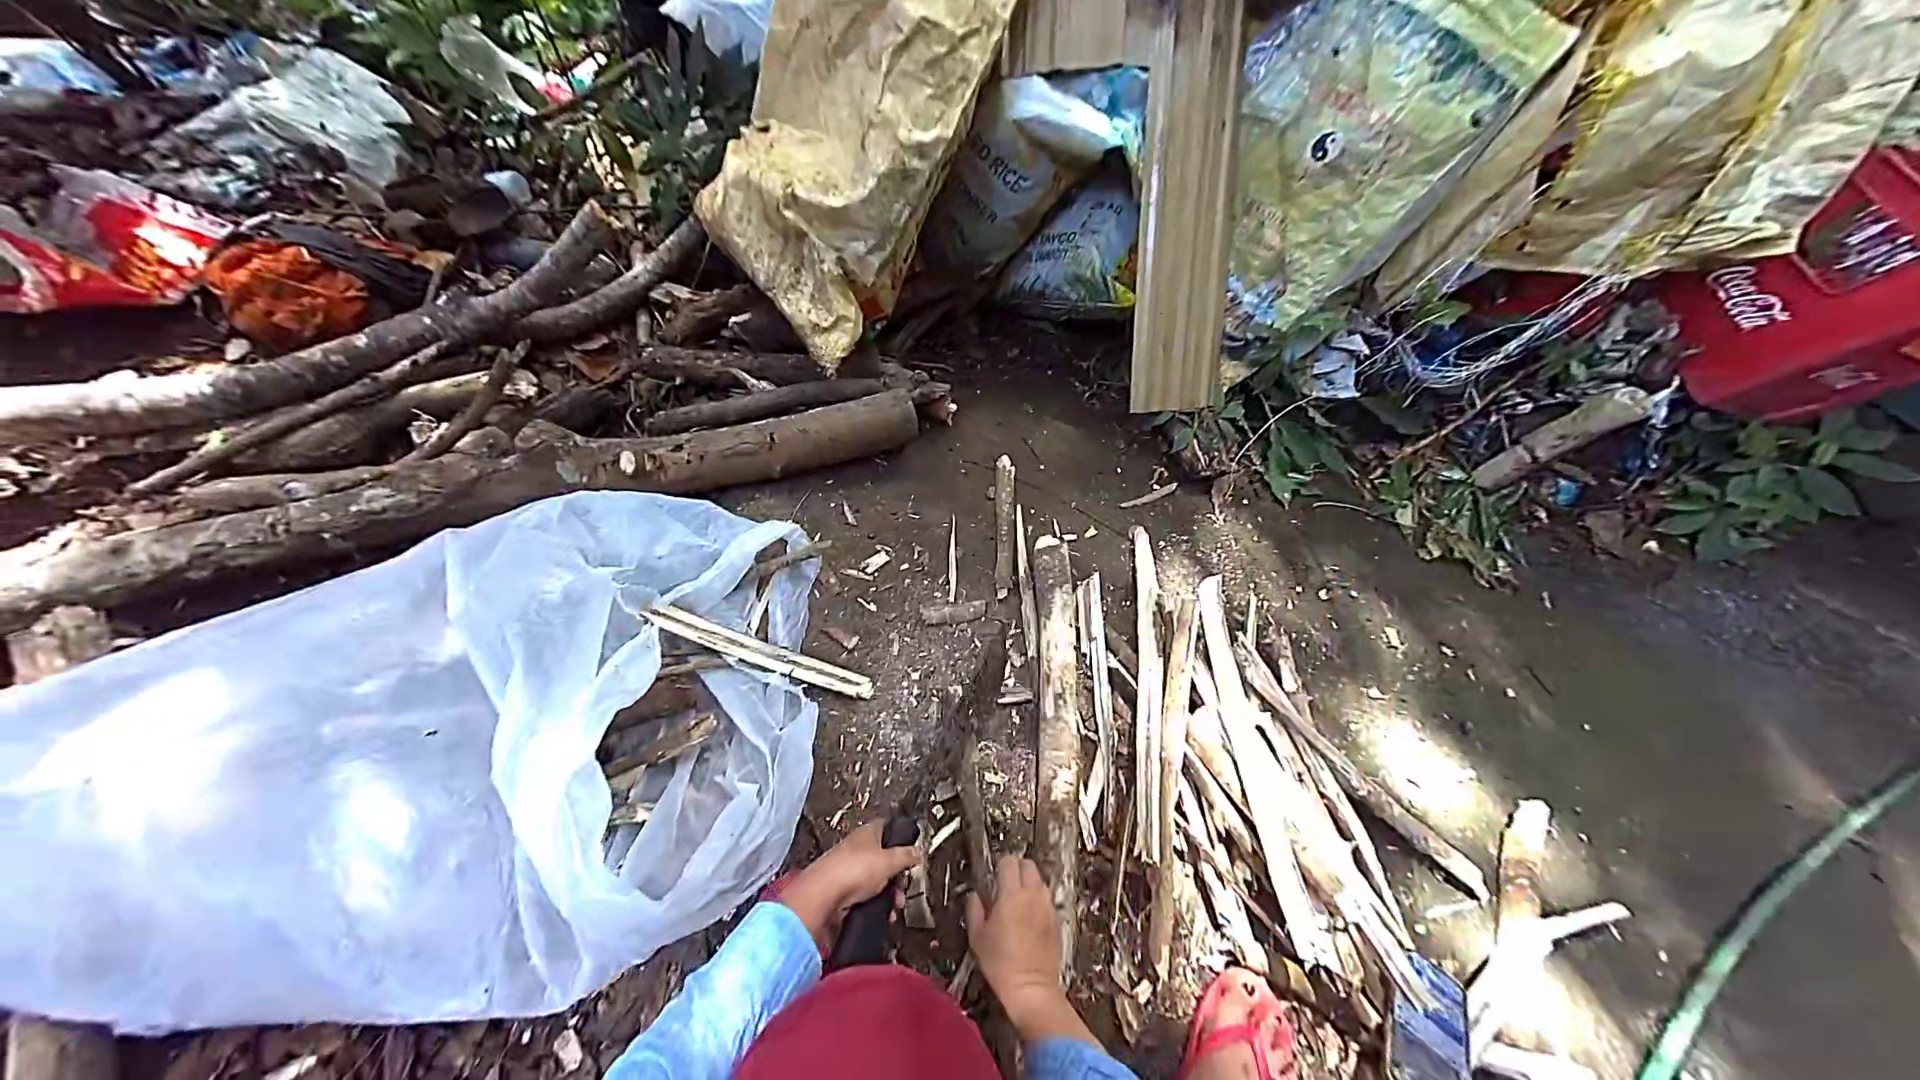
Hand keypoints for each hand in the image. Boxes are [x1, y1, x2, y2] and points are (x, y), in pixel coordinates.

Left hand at [779, 819, 923, 951]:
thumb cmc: (851, 870)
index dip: (899, 837)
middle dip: (895, 873)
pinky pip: (864, 896)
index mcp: (867, 833)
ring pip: (874, 879)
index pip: (886, 827)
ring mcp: (848, 870)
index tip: (910, 849)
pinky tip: (881, 911)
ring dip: (887, 892)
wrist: (822, 897)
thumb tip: (918, 852)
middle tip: (903, 883)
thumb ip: (906, 856)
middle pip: (882, 857)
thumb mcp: (889, 860)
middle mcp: (856, 848)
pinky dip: (874, 903)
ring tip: (894, 903)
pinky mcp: (842, 891)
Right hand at [966, 856, 1096, 1046]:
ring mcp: (1046, 907)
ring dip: (1030, 882)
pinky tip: (1030, 914)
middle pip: (1028, 865)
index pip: (1009, 862)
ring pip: (1040, 880)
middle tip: (1007, 882)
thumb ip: (974, 910)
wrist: (1031, 989)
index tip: (995, 873)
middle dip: (1017, 868)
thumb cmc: (1002, 965)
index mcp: (1011, 895)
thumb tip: (975, 897)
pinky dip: (1039, 899)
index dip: (1001, 864)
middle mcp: (1032, 896)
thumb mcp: (977, 937)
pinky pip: (1047, 899)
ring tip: (1018, 898)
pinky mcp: (1056, 920)